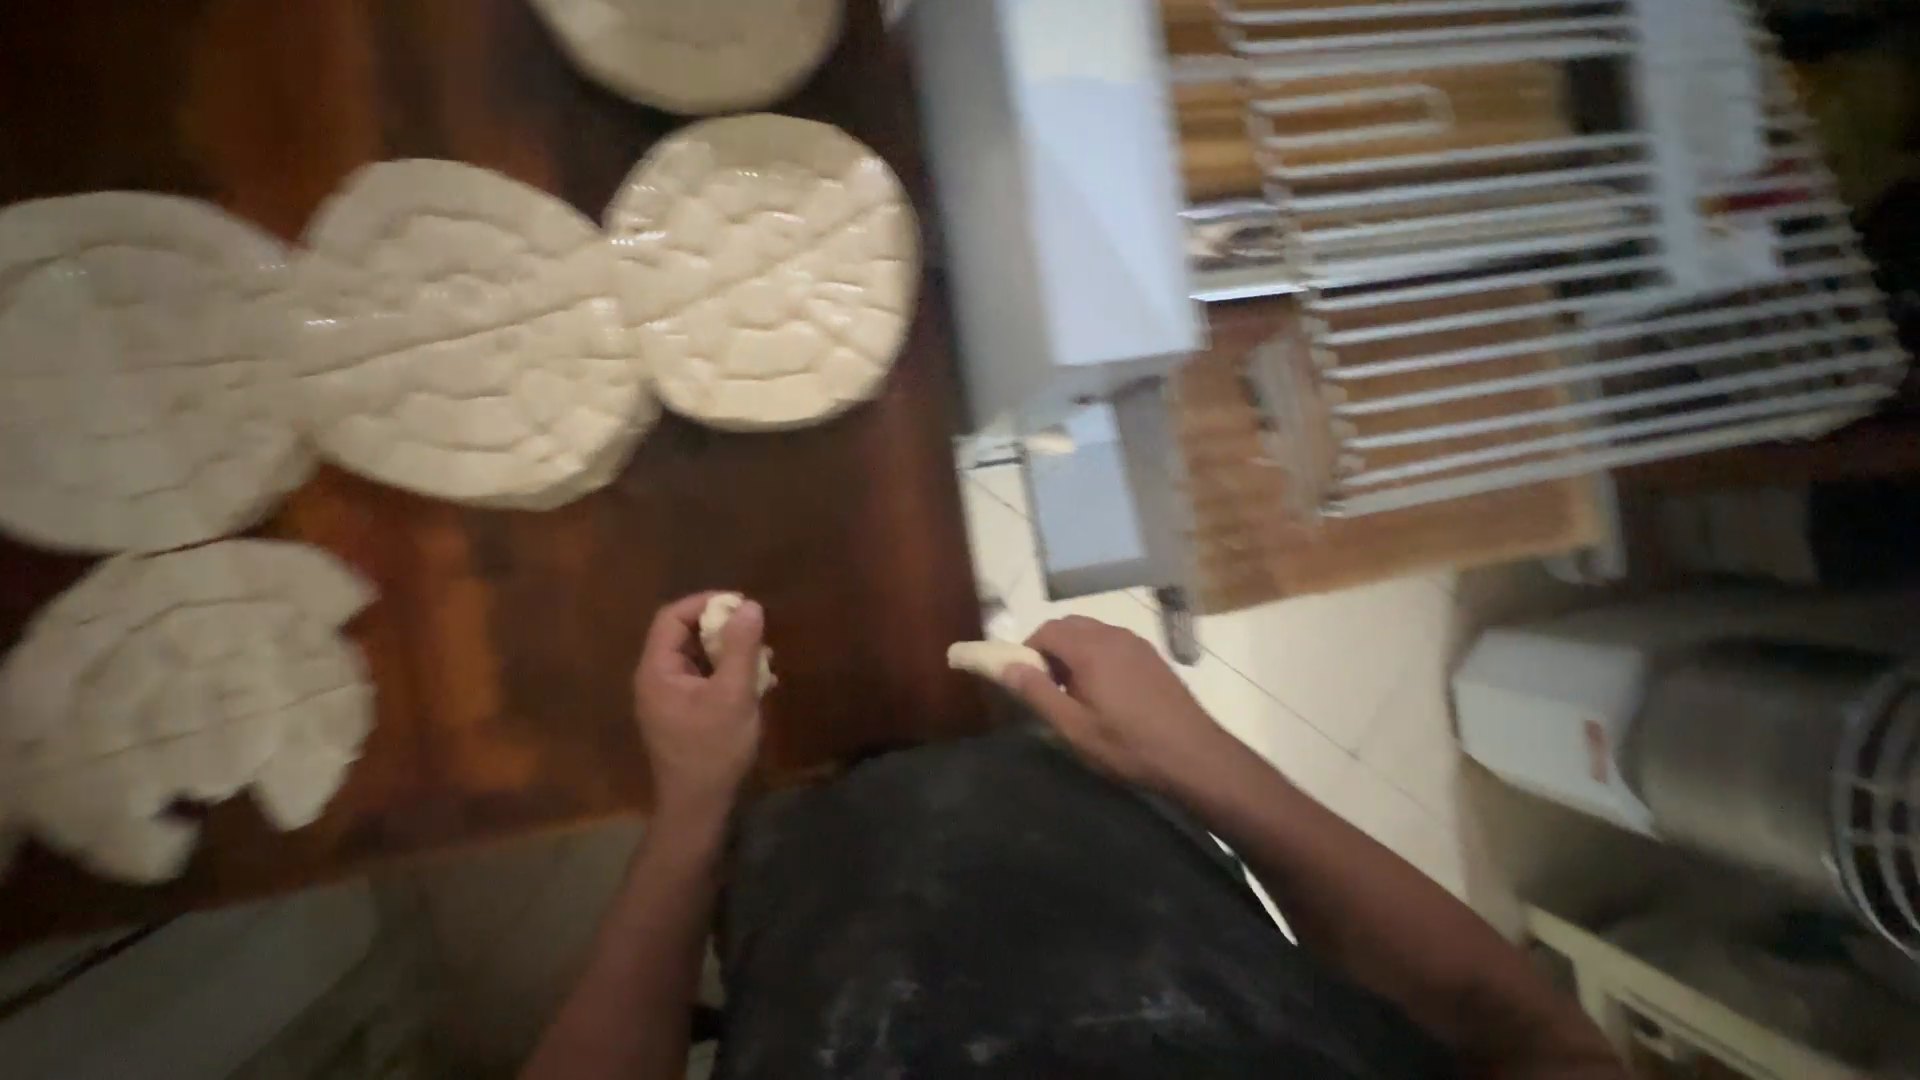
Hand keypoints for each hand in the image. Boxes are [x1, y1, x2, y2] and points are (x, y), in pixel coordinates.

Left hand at [633, 593, 765, 820]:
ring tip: (760, 653)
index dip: (705, 603)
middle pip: (682, 634)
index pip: (672, 617)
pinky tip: (754, 679)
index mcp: (657, 670)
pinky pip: (702, 676)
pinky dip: (726, 669)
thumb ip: (741, 648)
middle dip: (720, 626)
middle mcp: (655, 678)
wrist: (698, 806)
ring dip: (726, 648)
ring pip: (695, 655)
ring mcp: (667, 697)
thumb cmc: (713, 750)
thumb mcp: (733, 695)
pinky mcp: (682, 712)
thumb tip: (749, 605)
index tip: (741, 604)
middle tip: (755, 628)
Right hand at [1005, 616, 1238, 792]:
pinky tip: (1105, 691)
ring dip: (1074, 652)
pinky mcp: (1152, 656)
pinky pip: (1113, 642)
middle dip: (1050, 648)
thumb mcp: (1073, 727)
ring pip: (1092, 633)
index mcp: (1091, 648)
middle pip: (1069, 626)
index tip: (1026, 682)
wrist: (1194, 755)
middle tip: (1048, 687)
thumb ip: (1036, 693)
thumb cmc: (1127, 745)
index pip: (1046, 630)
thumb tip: (1005, 667)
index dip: (1028, 651)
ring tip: (1075, 692)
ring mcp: (1137, 643)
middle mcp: (1113, 635)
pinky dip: (1097, 655)